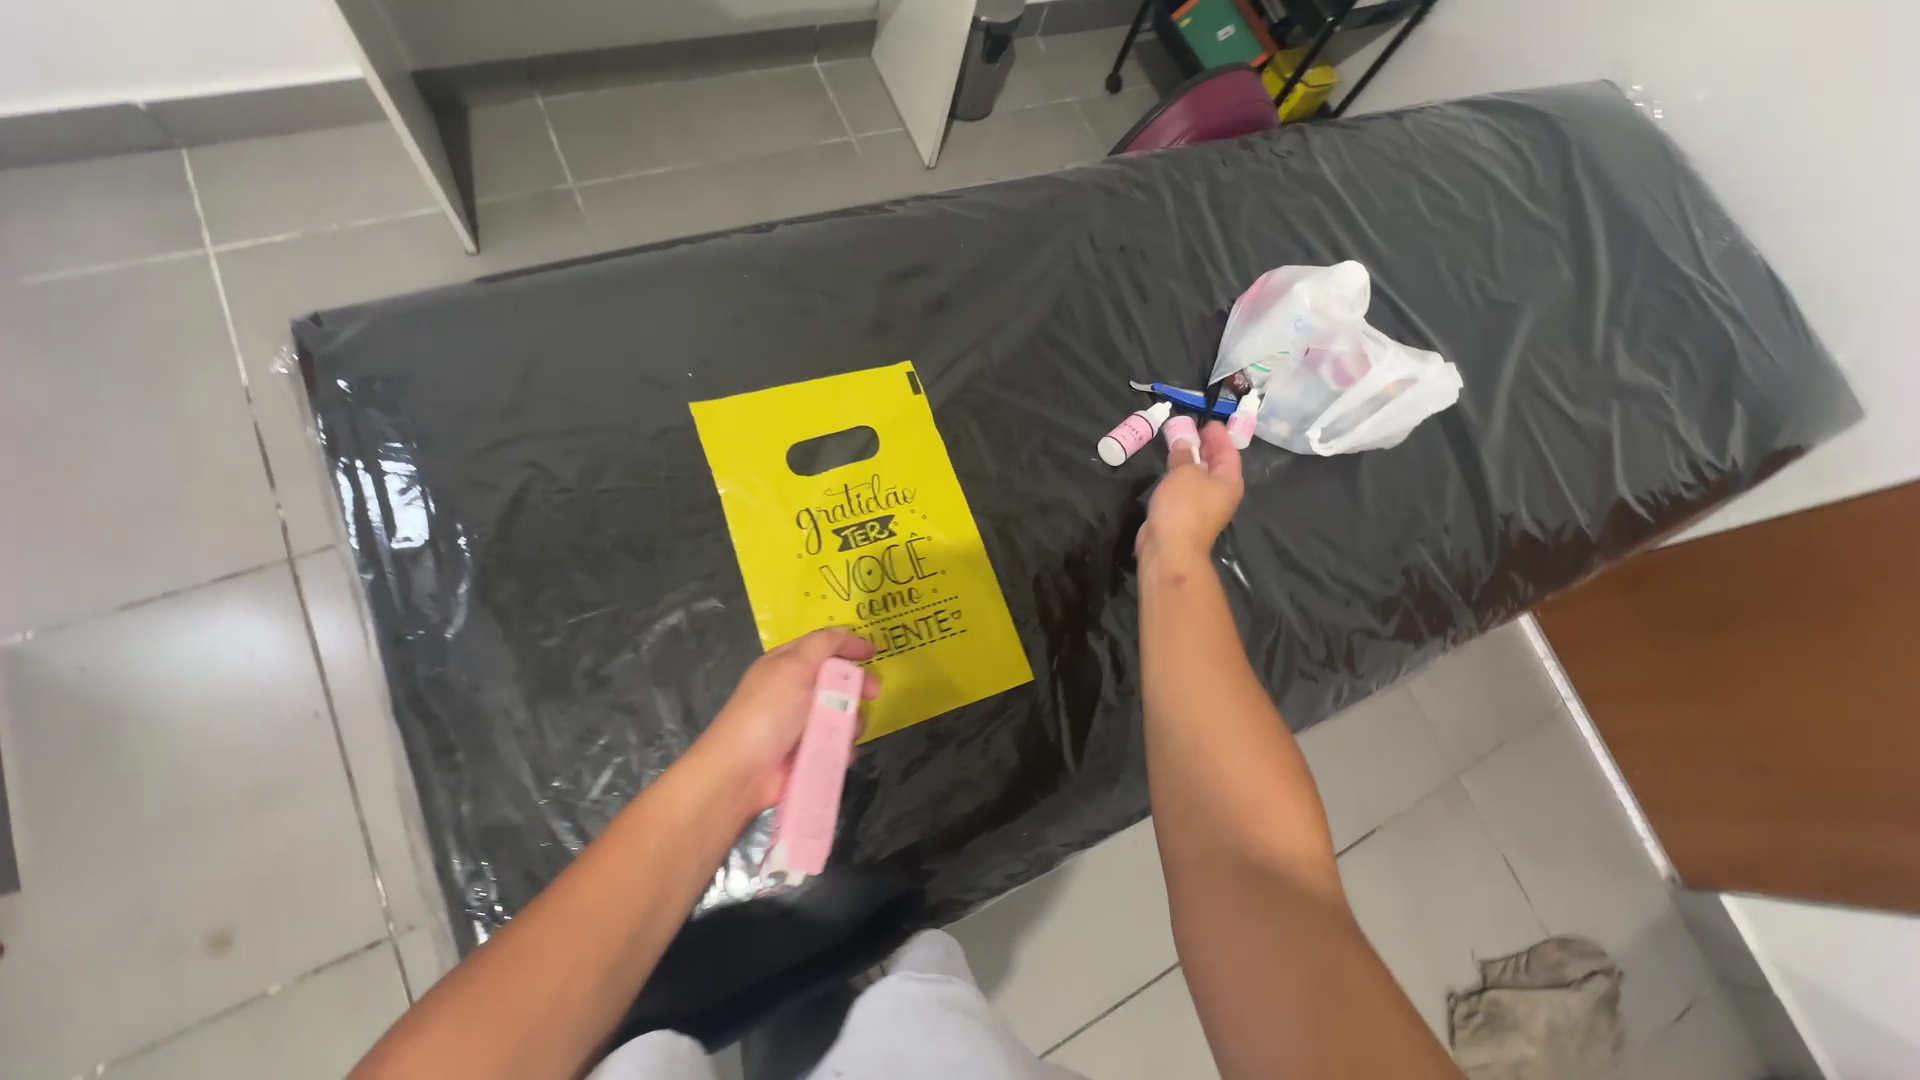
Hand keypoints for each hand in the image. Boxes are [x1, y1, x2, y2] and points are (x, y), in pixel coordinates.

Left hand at [688, 627, 880, 818]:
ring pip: (844, 713)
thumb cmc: (769, 711)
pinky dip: (843, 746)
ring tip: (846, 731)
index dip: (848, 645)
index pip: (823, 646)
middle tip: (873, 693)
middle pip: (838, 680)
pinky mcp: (809, 749)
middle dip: (857, 686)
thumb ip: (822, 644)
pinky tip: (840, 751)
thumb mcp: (794, 667)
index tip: (874, 653)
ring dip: (851, 721)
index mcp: (787, 664)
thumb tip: (844, 631)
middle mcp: (796, 690)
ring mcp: (803, 722)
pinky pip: (839, 742)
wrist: (743, 770)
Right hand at [1138, 420, 1242, 565]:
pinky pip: (1186, 488)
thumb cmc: (1184, 506)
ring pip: (1200, 477)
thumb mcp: (1184, 472)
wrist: (1170, 548)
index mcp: (1229, 481)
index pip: (1229, 452)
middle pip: (1216, 464)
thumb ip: (1184, 453)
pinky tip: (1169, 469)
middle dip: (1205, 446)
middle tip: (1191, 429)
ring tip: (1177, 444)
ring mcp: (1203, 506)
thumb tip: (1183, 440)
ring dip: (1190, 460)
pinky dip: (1180, 476)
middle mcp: (1221, 494)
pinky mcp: (1185, 515)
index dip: (1219, 435)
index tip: (1207, 422)